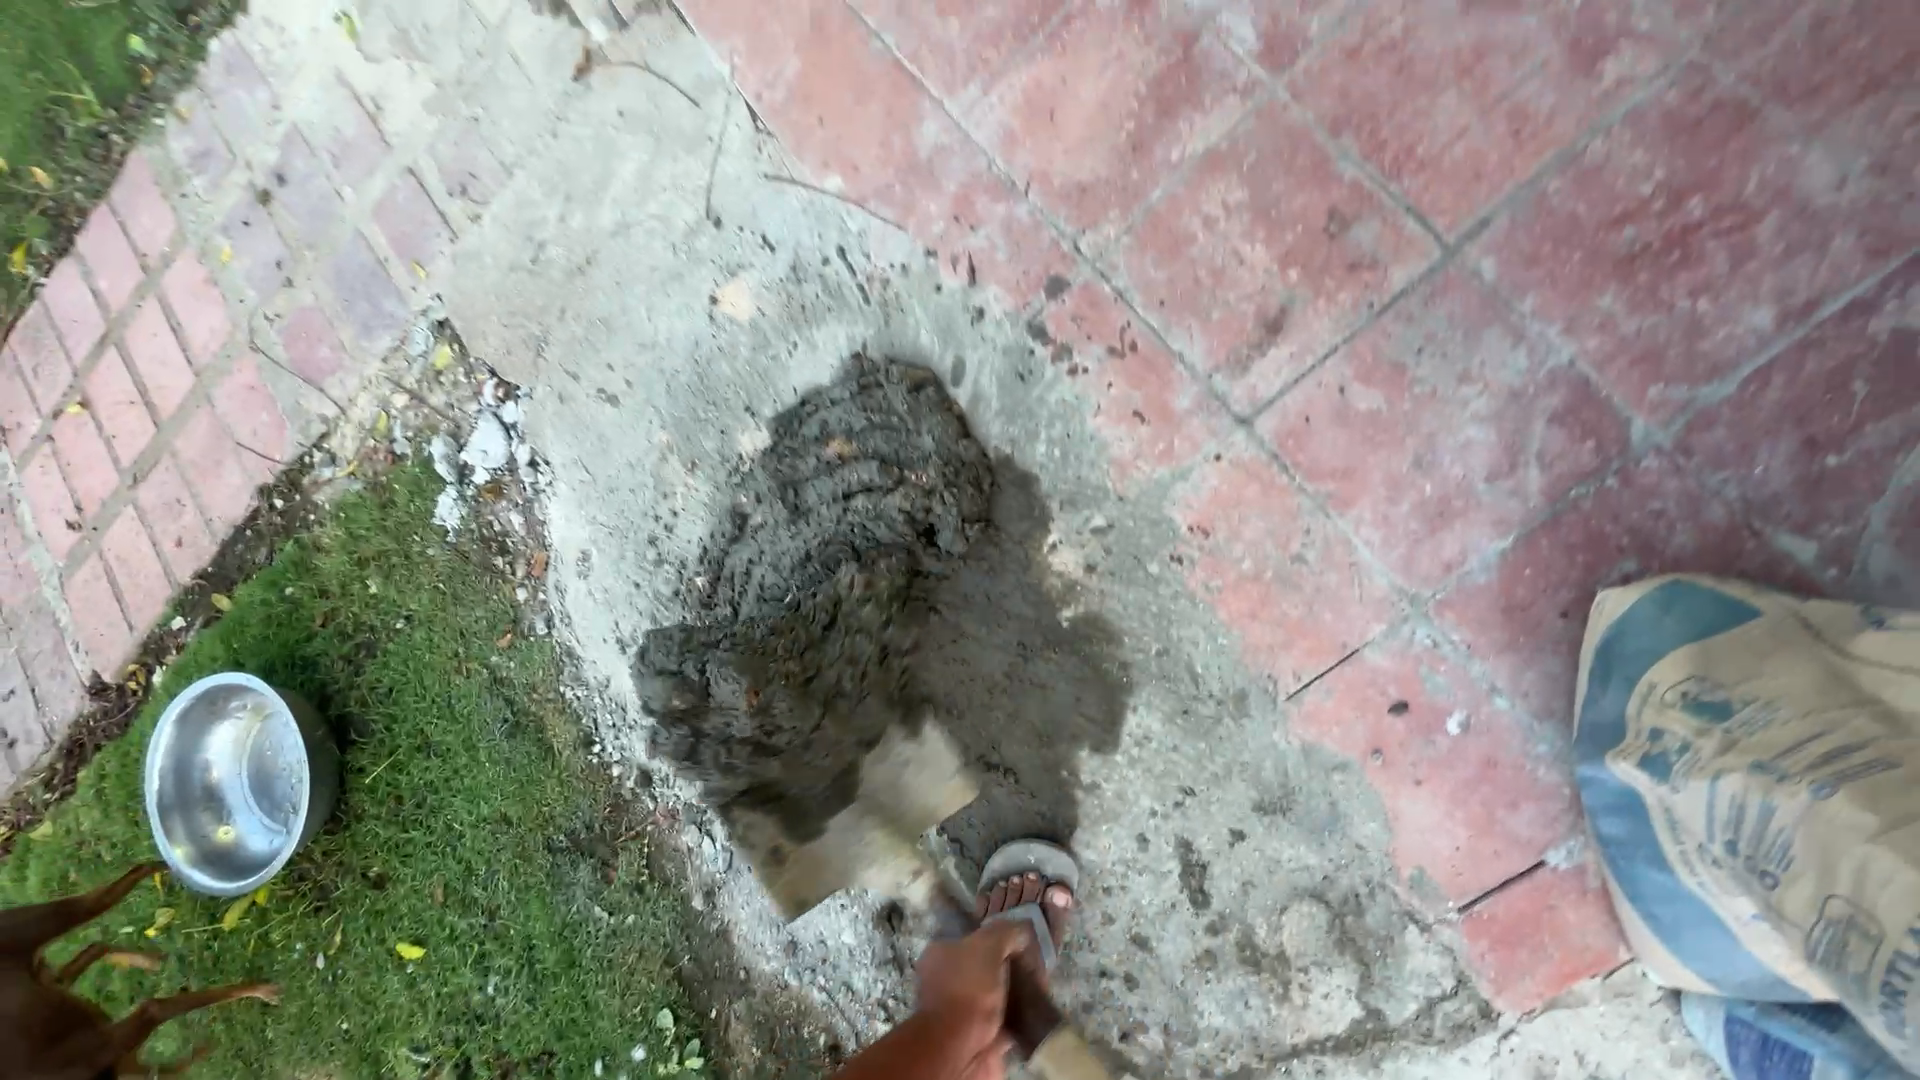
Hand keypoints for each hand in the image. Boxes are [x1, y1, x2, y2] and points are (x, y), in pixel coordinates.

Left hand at [914, 921, 1030, 1079]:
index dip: (1002, 939)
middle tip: (1037, 969)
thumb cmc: (968, 988)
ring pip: (999, 995)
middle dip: (1014, 968)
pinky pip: (1006, 1022)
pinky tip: (1038, 1012)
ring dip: (1020, 995)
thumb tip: (1022, 930)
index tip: (1024, 945)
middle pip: (989, 967)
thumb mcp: (987, 945)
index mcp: (942, 954)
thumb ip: (1005, 931)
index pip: (975, 939)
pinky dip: (1021, 1019)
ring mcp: (963, 1011)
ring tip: (1043, 990)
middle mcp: (949, 981)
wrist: (960, 1048)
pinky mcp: (980, 1037)